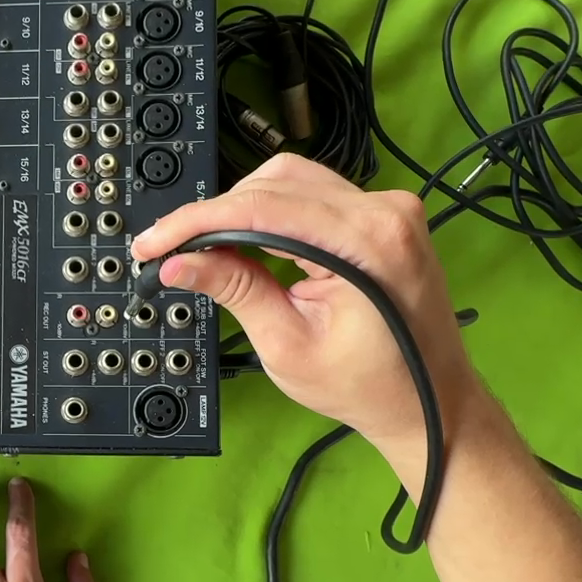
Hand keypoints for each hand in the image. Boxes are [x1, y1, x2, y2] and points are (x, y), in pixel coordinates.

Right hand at [132, 154, 483, 465]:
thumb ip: (234, 290)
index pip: (259, 207)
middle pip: (273, 183)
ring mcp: (386, 208)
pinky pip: (311, 195)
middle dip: (212, 214)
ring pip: (289, 180)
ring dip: (238, 210)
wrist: (428, 401)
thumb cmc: (366, 385)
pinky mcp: (381, 216)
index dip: (195, 222)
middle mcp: (383, 210)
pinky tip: (242, 240)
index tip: (153, 244)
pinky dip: (267, 213)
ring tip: (202, 249)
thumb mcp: (285, 343)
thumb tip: (179, 263)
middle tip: (171, 251)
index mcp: (366, 241)